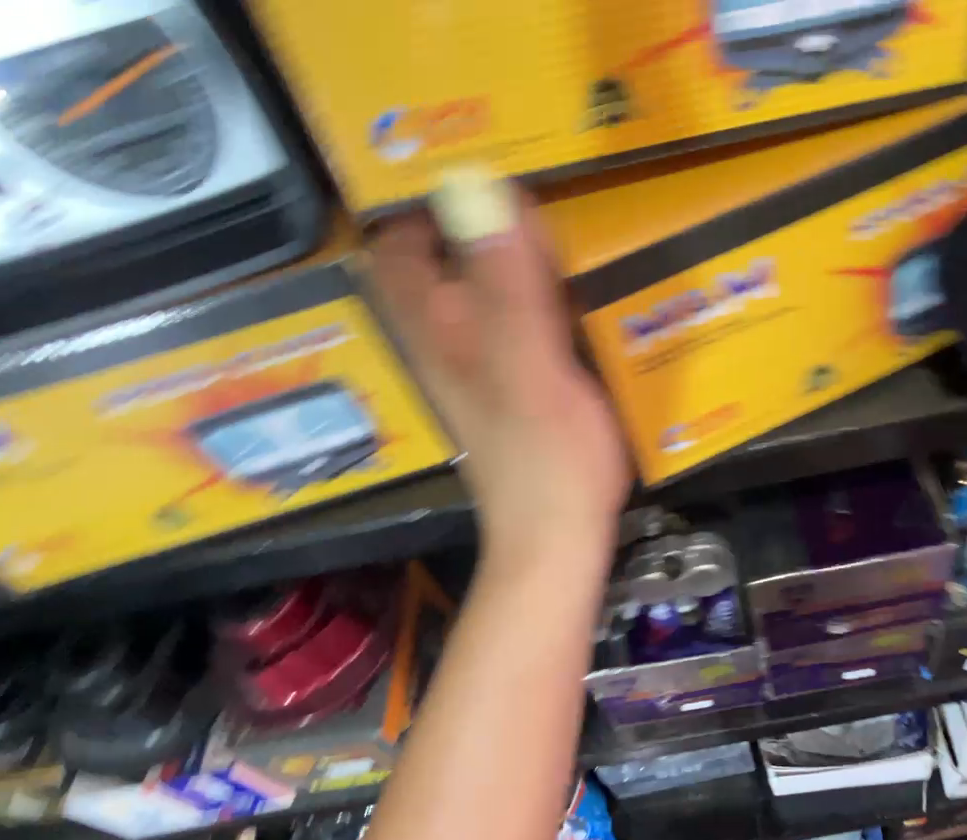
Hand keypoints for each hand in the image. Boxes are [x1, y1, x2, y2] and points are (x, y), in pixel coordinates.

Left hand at [372, 166, 630, 560]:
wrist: (557, 538)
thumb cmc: (547, 459)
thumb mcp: (531, 366)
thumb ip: (506, 285)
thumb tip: (478, 187)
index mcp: (438, 329)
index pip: (400, 243)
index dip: (428, 202)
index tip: (484, 175)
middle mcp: (443, 342)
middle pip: (431, 262)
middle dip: (468, 221)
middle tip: (529, 195)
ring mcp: (472, 367)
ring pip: (468, 291)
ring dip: (499, 256)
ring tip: (553, 231)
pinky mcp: (504, 388)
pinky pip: (502, 321)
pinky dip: (525, 297)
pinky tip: (567, 295)